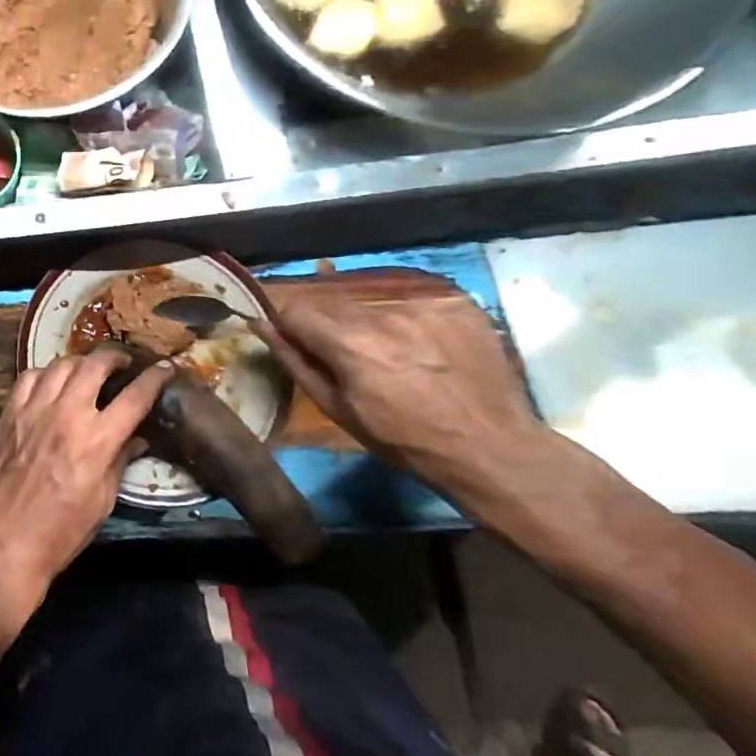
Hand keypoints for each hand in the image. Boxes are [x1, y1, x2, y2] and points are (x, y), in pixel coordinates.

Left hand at [0, 347, 174, 602]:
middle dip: (114, 356)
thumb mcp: (103, 500)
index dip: (154, 378)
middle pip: (95, 365)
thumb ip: (120, 461)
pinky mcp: (10, 412)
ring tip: (89, 369)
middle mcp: (67, 415)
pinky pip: (29, 377)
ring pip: (61, 364)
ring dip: (80, 361)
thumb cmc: (62, 529)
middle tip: (123, 361)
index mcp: (96, 441)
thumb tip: (138, 438)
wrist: (6, 537)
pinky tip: (52, 382)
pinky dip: (45, 373)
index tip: (165, 367)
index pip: (134, 397)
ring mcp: (35, 409)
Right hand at [253, 291, 548, 493]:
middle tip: (353, 360)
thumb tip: (261, 325)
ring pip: (375, 304)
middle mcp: (383, 314)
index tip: (301, 344)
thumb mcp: (338, 409)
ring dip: (373, 325)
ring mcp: (424, 306)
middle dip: (333, 327)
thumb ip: (295, 362)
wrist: (493, 450)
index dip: (292, 326)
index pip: (297, 309)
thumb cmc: (404, 440)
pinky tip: (429, 352)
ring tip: (397, 358)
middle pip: (335, 304)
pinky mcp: (457, 305)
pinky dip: (411, 323)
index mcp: (349, 342)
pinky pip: (414, 304)